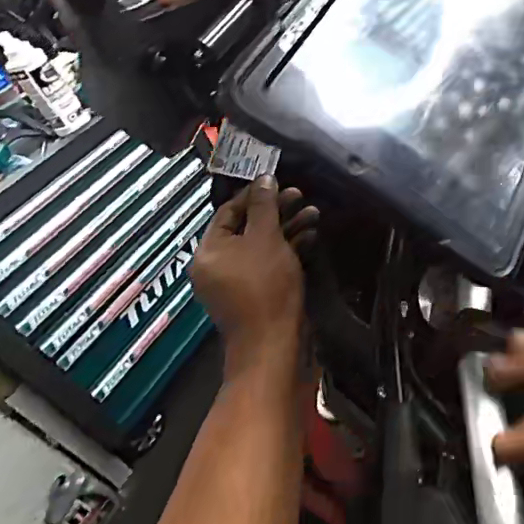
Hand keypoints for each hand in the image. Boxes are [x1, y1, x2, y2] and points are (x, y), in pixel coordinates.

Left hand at [189, 177, 320, 368]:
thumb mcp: (266, 237)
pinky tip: (311, 237)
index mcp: (209, 251)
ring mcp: (238, 281)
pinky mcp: (257, 293)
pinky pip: (269, 262)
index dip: (254, 193)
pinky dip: (288, 248)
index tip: (277, 180)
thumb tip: (263, 178)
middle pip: (247, 226)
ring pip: (262, 244)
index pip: (228, 211)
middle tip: (300, 195)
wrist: (273, 345)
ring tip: (314, 213)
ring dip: (287, 227)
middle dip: (276, 210)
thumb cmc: (265, 285)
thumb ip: (264, 205)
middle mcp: (218, 265)